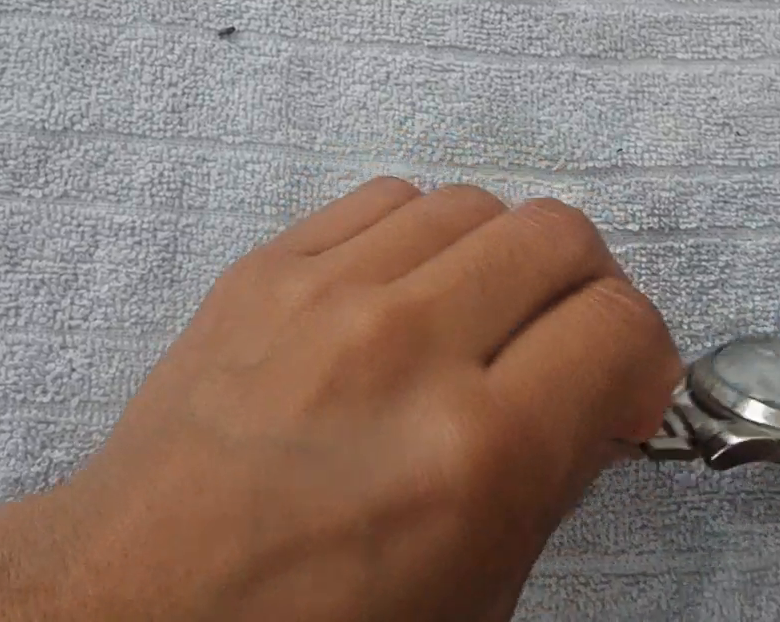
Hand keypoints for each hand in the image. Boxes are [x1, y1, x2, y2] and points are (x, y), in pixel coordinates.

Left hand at [0, 179, 680, 621]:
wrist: (138, 595)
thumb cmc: (318, 620)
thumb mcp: (478, 587)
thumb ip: (556, 464)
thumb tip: (600, 378)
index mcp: (478, 453)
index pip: (619, 326)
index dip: (642, 354)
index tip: (617, 387)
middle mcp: (407, 345)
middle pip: (557, 232)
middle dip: (583, 284)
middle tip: (558, 337)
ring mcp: (327, 288)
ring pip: (474, 202)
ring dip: (498, 256)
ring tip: (470, 313)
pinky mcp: (266, 262)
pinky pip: (386, 199)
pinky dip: (418, 236)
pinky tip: (396, 288)